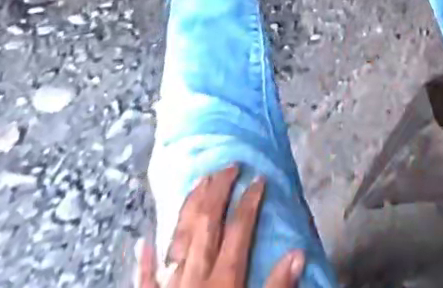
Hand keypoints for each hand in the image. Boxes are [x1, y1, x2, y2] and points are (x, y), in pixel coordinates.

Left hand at [133, 164, 304, 287]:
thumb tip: (297, 253)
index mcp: (223, 283)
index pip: (239, 231)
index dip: (250, 202)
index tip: (260, 179)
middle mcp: (194, 280)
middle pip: (207, 225)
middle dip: (219, 191)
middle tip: (231, 166)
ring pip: (179, 240)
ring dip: (190, 208)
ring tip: (201, 181)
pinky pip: (144, 282)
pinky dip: (145, 259)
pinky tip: (144, 239)